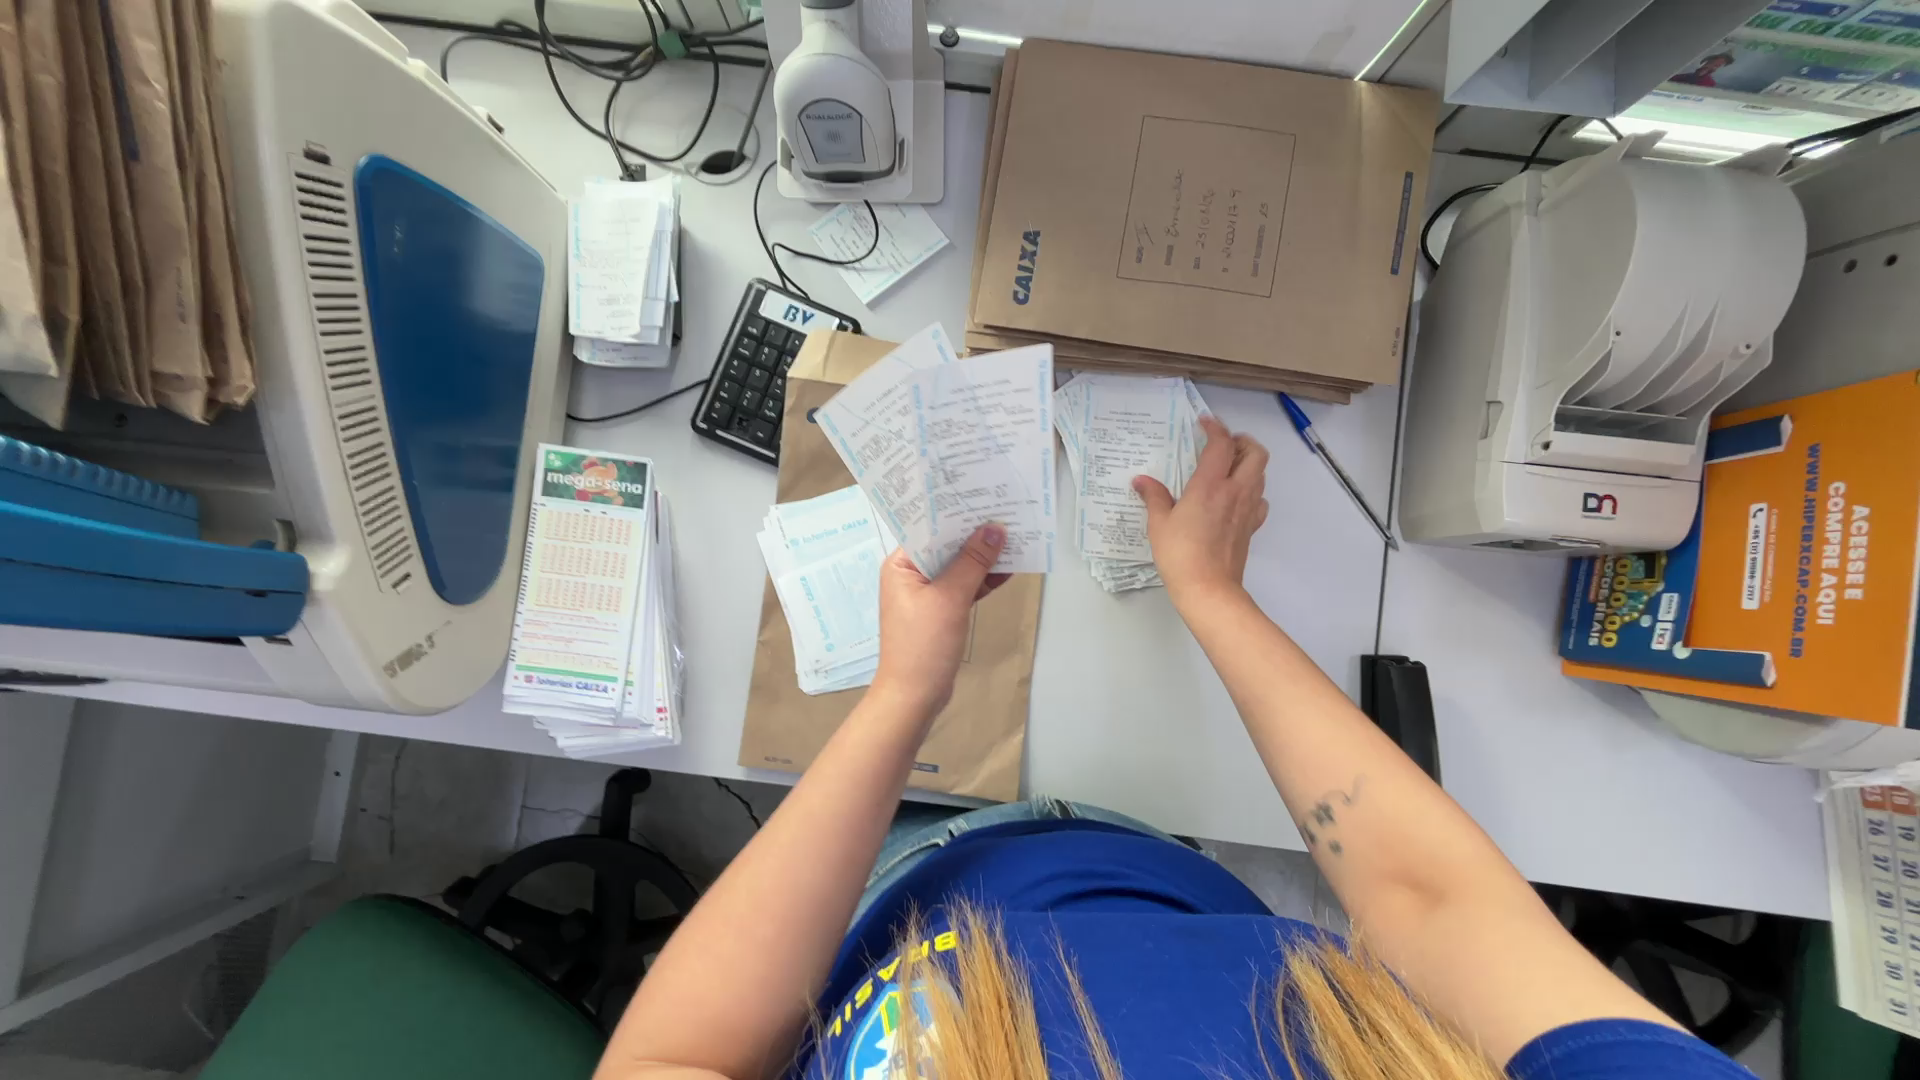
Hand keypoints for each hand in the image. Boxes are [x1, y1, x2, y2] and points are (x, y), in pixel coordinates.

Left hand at [871, 525, 1011, 716]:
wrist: (915, 697)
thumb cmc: (923, 645)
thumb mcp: (949, 598)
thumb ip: (972, 562)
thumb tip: (995, 529)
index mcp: (901, 564)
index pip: (929, 529)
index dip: (956, 512)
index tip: (983, 494)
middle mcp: (911, 574)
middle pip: (946, 545)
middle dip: (974, 532)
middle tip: (1005, 509)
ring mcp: (927, 593)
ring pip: (958, 565)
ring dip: (983, 556)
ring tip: (1015, 534)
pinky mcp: (942, 610)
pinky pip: (964, 586)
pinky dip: (983, 579)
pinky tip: (1009, 567)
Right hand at [1135, 415, 1269, 608]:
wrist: (1208, 588)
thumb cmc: (1179, 554)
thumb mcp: (1158, 524)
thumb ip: (1154, 497)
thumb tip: (1141, 481)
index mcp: (1210, 485)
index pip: (1220, 445)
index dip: (1215, 428)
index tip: (1204, 423)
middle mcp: (1235, 492)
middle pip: (1256, 453)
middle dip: (1243, 442)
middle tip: (1224, 445)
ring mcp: (1247, 509)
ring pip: (1261, 474)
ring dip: (1249, 464)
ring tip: (1228, 468)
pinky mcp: (1251, 527)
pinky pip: (1260, 500)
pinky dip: (1252, 491)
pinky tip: (1235, 499)